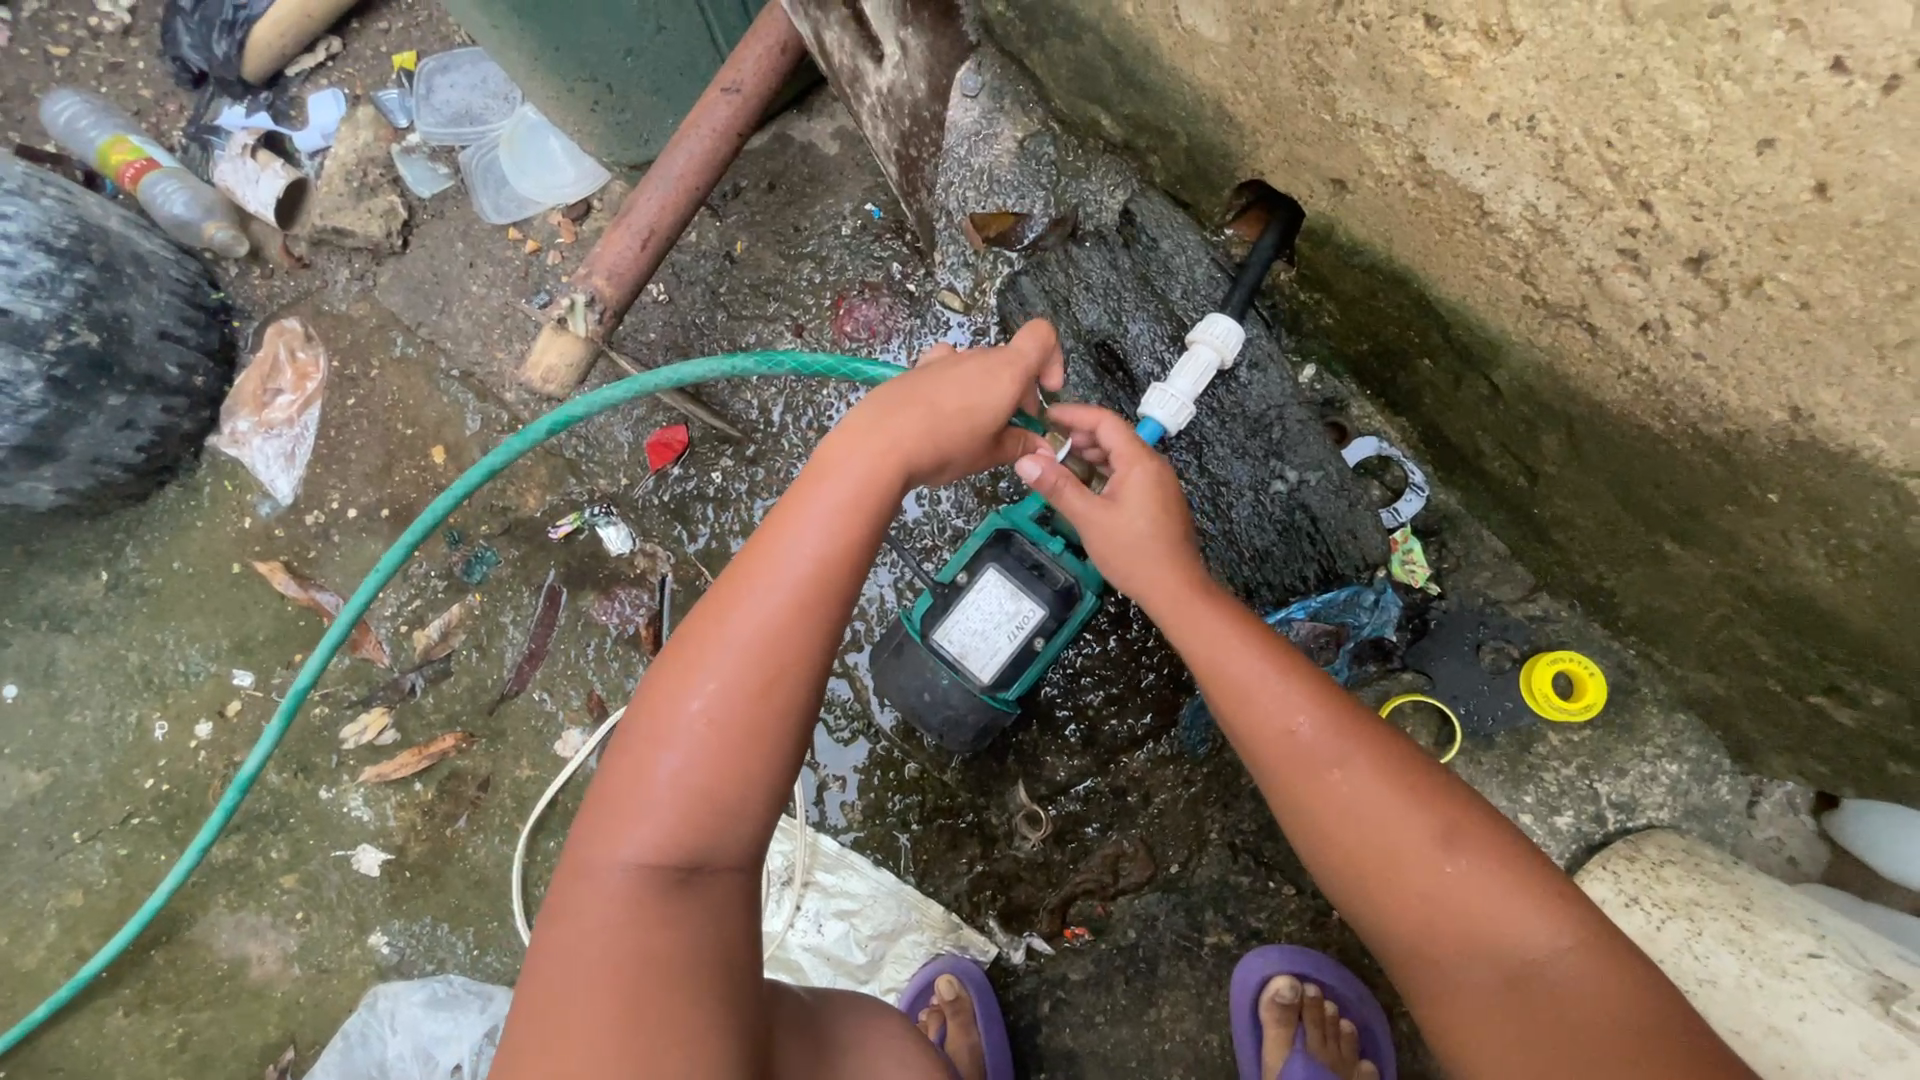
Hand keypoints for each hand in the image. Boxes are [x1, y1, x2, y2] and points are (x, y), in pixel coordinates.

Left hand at [831, 320, 1064, 491]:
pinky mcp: (917, 370)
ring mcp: (944, 360)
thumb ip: (1020, 446)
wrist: (879, 443)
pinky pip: (947, 368)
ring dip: (987, 390)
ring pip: (979, 366)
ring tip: (974, 427)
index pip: (1042, 335)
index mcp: (1006, 370)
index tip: (1046, 395)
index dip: (1053, 359)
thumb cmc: (946, 446)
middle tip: (1011, 429)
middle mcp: (978, 356)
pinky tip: (942, 411)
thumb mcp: (990, 454)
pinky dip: (955, 385)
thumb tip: (1042, 450)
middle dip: (1019, 391)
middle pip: (1011, 360)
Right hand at [1012, 403, 1208, 607]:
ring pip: (1121, 458)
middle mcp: (1153, 465)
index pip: (1105, 421)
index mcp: (1139, 461)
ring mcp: (1158, 483)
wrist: (1175, 588)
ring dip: (1091, 458)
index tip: (1046, 417)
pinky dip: (1104, 475)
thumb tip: (1025, 461)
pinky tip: (1085, 490)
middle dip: (1079, 438)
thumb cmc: (1133, 553)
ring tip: (1061, 468)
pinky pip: (1129, 475)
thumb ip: (1058, 486)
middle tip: (1048, 448)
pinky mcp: (1158, 500)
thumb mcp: (1089, 518)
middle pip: (1114, 437)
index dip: (1074, 415)